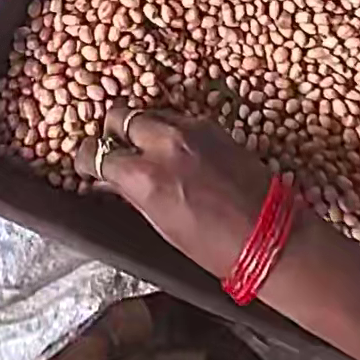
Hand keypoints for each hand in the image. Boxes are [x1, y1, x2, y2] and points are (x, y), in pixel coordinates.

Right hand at [78, 104, 275, 278]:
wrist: (272, 236)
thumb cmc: (212, 245)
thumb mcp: (160, 223)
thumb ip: (129, 193)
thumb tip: (105, 179)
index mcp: (145, 176)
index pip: (96, 152)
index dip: (87, 159)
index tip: (88, 165)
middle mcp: (163, 143)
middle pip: (118, 116)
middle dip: (112, 132)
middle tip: (117, 150)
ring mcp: (189, 129)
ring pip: (148, 113)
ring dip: (141, 129)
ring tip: (147, 151)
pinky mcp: (210, 125)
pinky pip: (176, 118)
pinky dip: (168, 130)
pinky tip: (176, 152)